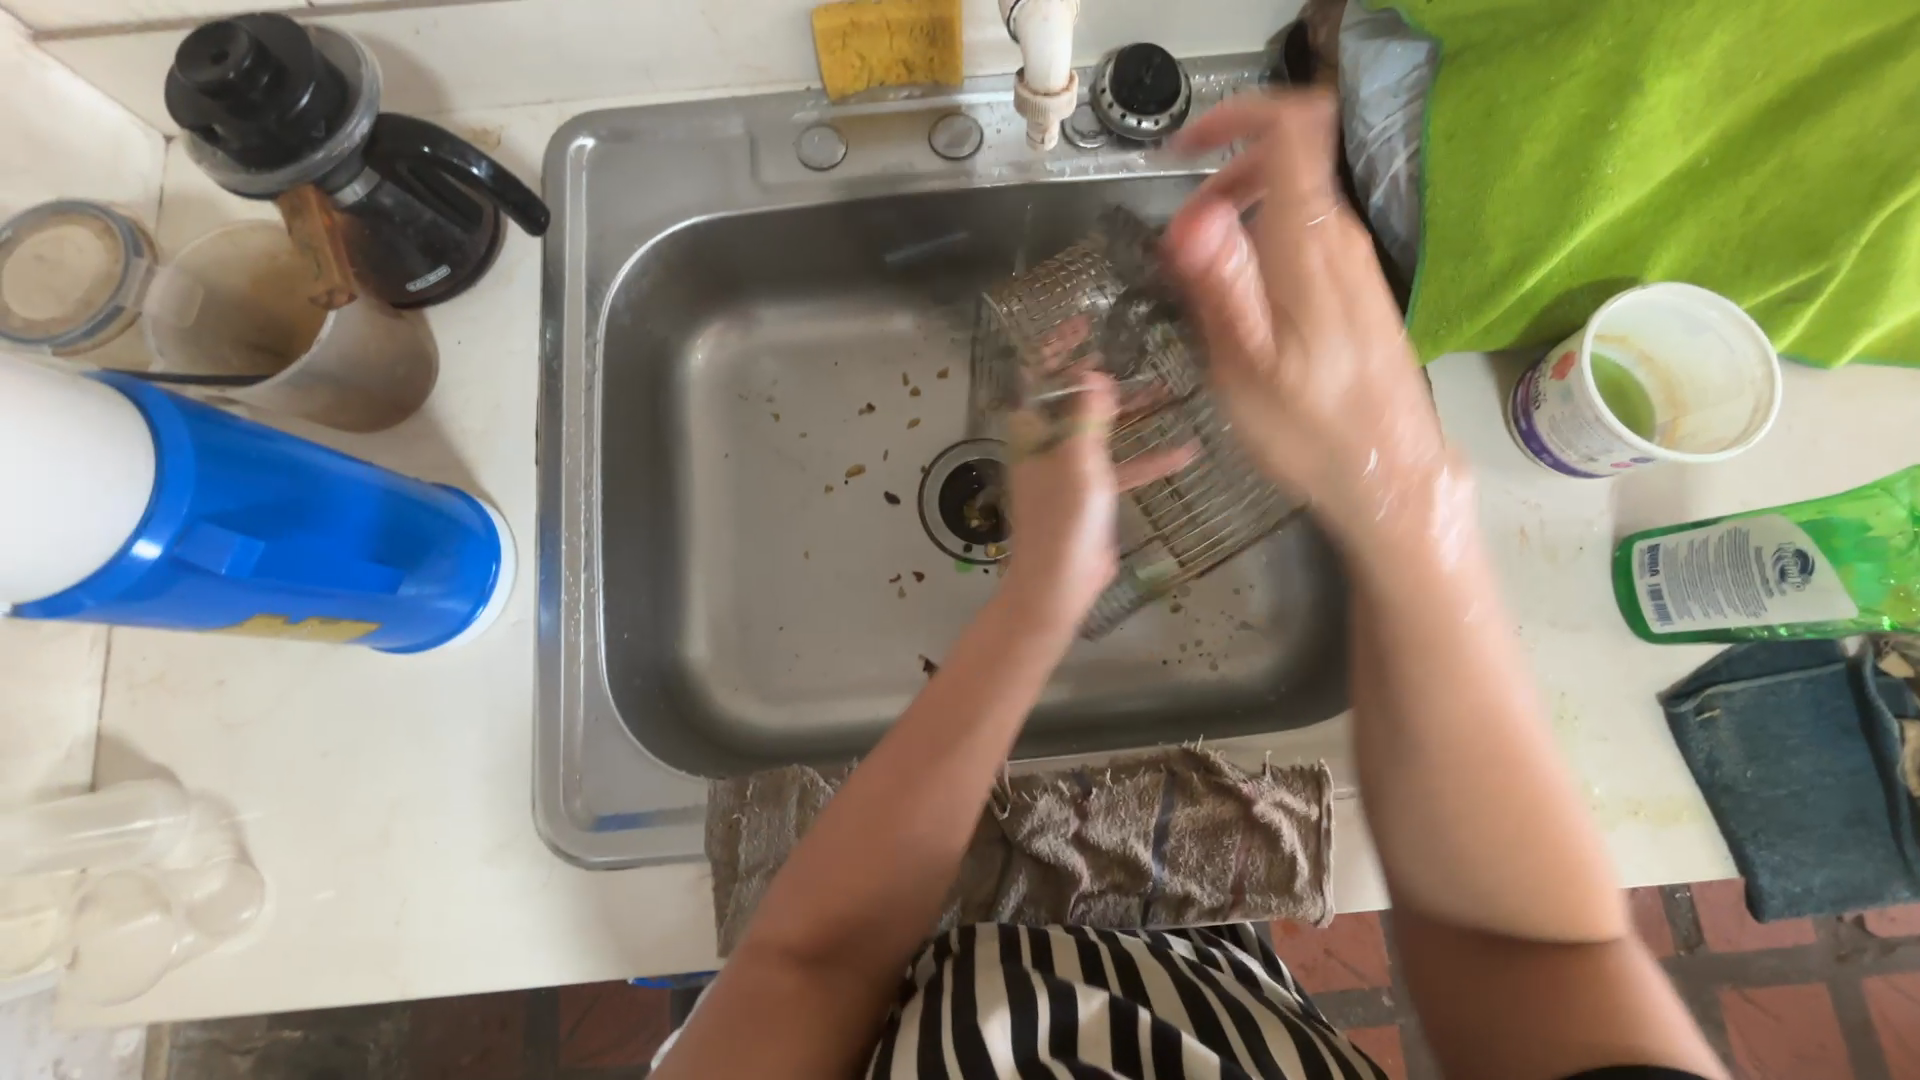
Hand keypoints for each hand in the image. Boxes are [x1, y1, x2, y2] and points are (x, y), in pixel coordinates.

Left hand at [1000, 368, 1191, 631]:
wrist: (1058, 584)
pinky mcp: (1091, 496)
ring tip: (1169, 388)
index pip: (1037, 378)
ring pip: (1102, 431)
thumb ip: (1086, 415)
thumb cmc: (1063, 519)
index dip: (1056, 348)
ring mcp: (1069, 470)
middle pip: (1073, 400)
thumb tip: (1091, 372)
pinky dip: (1147, 459)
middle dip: (1101, 376)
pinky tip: (1186, 451)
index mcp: (1033, 433)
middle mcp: (1047, 445)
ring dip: (1132, 412)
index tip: (1084, 324)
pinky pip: (1121, 469)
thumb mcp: (1079, 460)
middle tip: (1135, 350)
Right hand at [1161, 90, 1464, 560]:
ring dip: (1238, 218)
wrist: (1389, 475)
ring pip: (1292, 203)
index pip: (1293, 130)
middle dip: (1222, 180)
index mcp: (1308, 250)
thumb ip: (1219, 287)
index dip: (1238, 118)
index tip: (1185, 152)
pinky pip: (1303, 240)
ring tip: (1197, 277)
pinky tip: (1239, 302)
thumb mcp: (1245, 370)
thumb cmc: (1313, 434)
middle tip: (1179, 239)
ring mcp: (1353, 266)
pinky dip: (1261, 247)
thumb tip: (1189, 222)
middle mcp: (1339, 243)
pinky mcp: (1356, 292)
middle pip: (1286, 163)